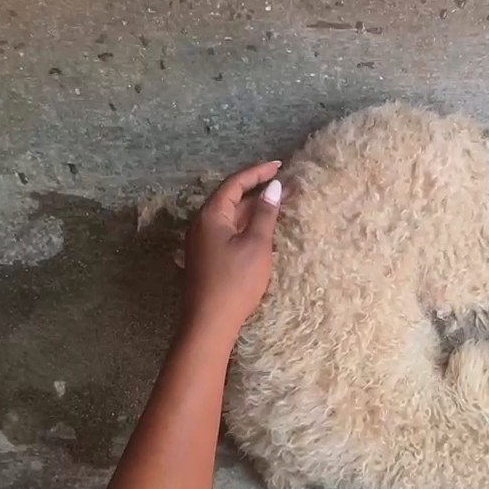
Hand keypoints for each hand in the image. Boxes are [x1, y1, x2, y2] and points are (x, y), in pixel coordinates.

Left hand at [182, 160, 282, 345]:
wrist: (209, 322)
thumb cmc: (235, 282)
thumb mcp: (256, 245)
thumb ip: (265, 214)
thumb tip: (274, 188)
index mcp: (211, 215)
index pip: (235, 183)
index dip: (258, 172)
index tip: (279, 166)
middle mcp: (202, 224)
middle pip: (232, 198)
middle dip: (259, 191)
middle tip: (286, 186)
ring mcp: (202, 242)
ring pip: (231, 216)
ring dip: (254, 209)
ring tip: (279, 205)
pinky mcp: (207, 257)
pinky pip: (228, 231)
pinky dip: (247, 225)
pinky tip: (262, 230)